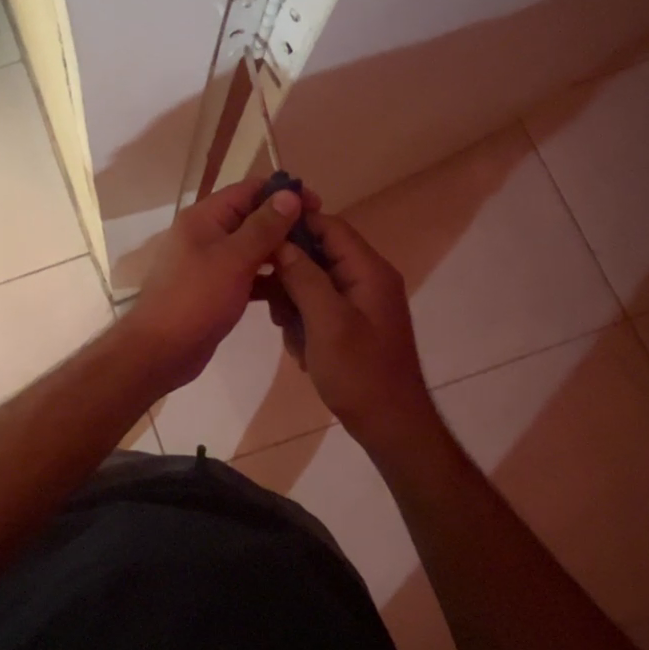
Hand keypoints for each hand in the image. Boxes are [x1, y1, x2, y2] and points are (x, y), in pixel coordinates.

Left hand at [123, 177, 312, 390]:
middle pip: (251, 217)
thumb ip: (264, 226)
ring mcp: (209, 263)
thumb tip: (290, 193)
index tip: (317, 205)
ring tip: (314, 263)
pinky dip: (267, 278)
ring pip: (251, 248)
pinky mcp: (215, 289)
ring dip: (279, 252)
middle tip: (321, 239)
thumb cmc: (197, 298)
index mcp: (205, 217)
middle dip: (285, 225)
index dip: (283, 193)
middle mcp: (206, 234)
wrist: (161, 349)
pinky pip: (247, 274)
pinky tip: (293, 289)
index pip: (248, 190)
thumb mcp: (234, 258)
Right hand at [261, 214, 436, 435]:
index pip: (330, 226)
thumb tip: (279, 241)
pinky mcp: (351, 323)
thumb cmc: (360, 373)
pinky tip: (300, 347)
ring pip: (312, 282)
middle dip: (289, 274)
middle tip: (267, 299)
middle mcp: (367, 278)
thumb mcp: (326, 322)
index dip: (294, 224)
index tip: (257, 234)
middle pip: (317, 254)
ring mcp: (360, 302)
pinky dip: (302, 322)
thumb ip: (303, 277)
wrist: (391, 425)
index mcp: (369, 271)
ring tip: (286, 329)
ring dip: (292, 302)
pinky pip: (317, 306)